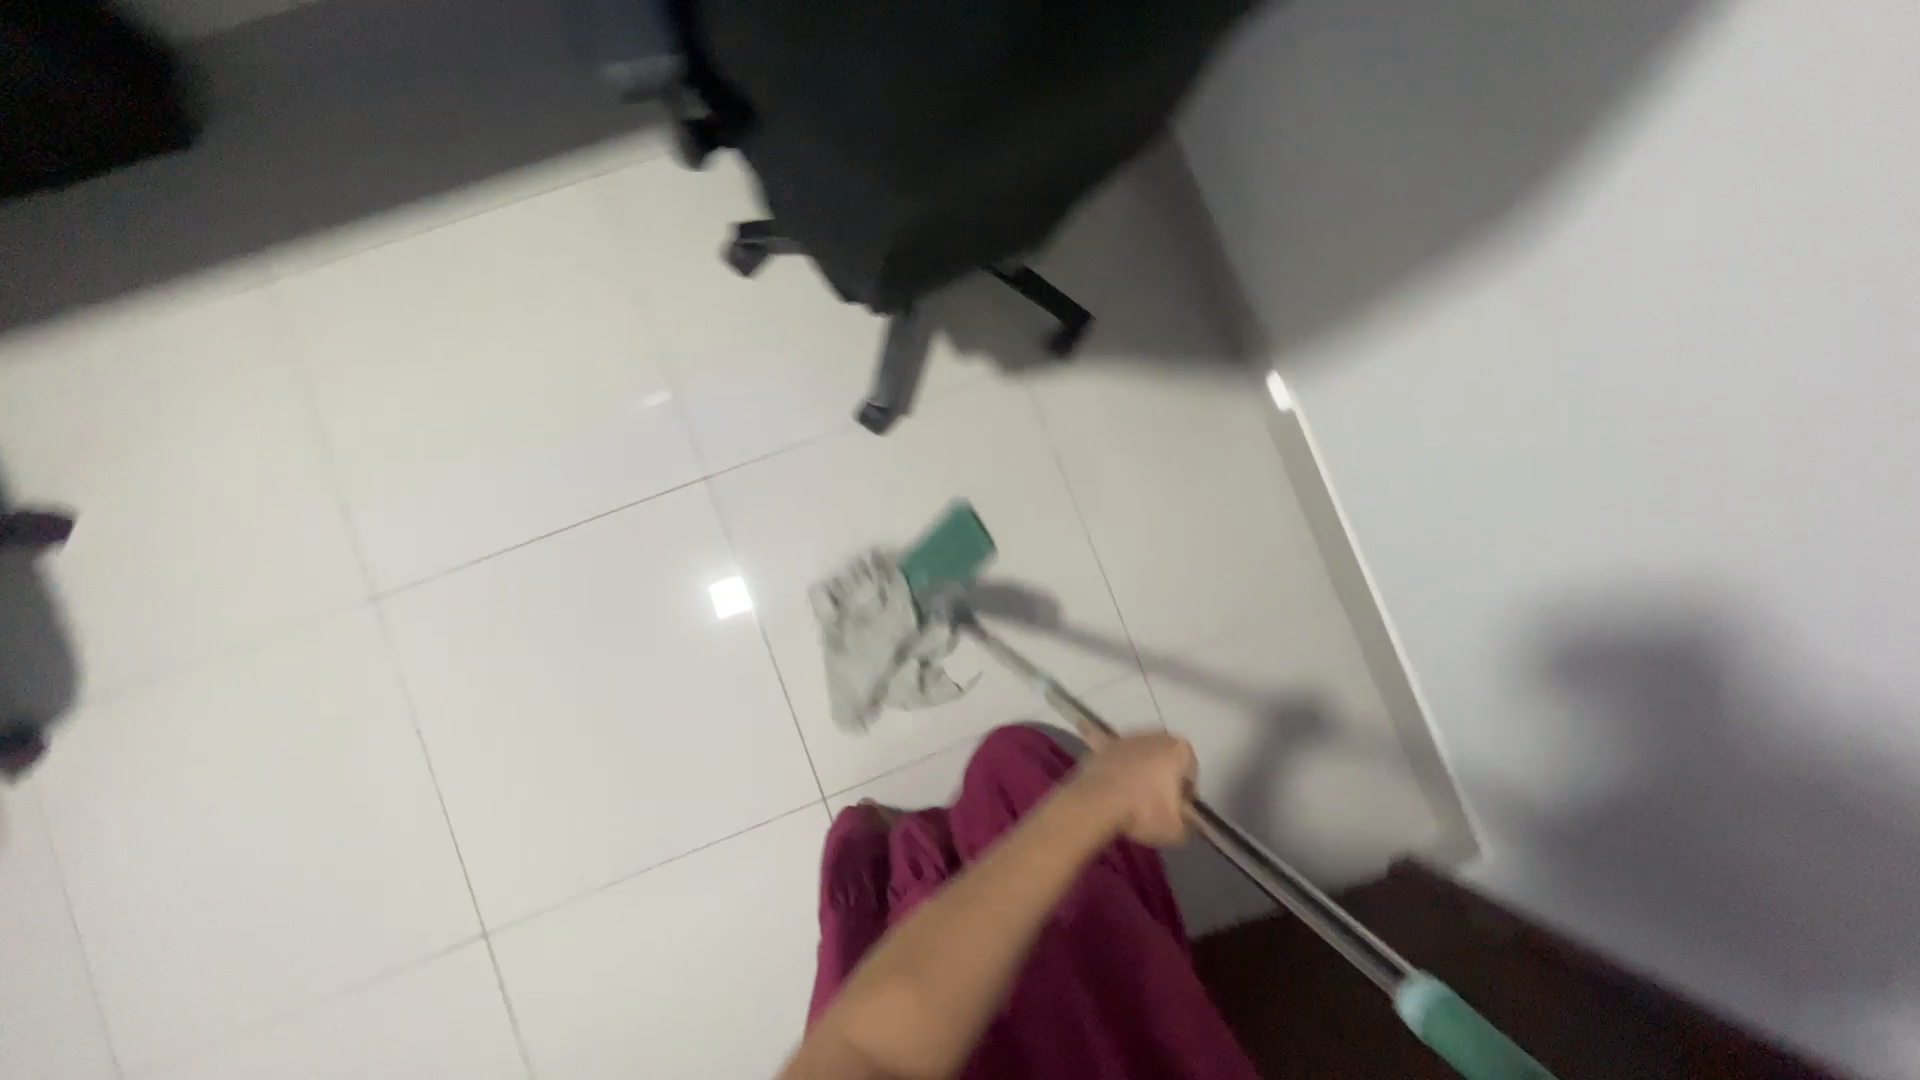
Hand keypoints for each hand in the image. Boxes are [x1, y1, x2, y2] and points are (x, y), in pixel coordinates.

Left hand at [1065, 733, 1196, 845]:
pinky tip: (1085, 732)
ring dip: (1136, 766)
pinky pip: (1101, 740)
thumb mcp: (1176, 830)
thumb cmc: (1144, 812)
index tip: (1178, 808)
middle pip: (1164, 756)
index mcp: (1179, 750)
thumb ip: (1184, 824)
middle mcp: (1154, 736)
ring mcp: (1126, 738)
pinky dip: (1095, 738)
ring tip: (1130, 792)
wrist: (1098, 803)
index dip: (1186, 790)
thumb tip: (1180, 824)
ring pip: (1137, 751)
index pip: (1191, 769)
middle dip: (1162, 774)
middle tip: (1156, 801)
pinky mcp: (1102, 746)